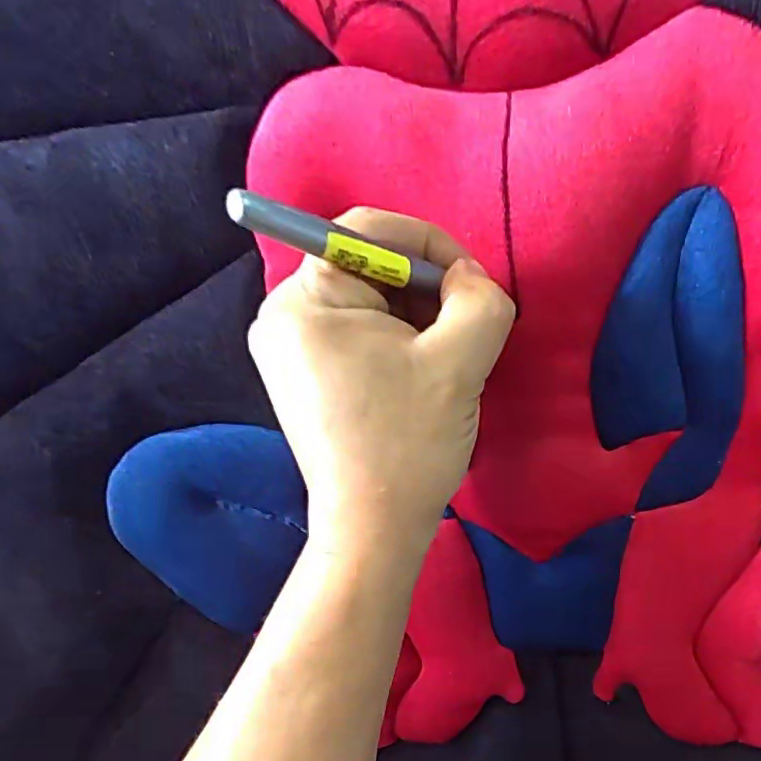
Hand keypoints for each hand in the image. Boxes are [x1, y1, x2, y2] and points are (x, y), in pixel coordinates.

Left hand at [248, 208, 516, 556]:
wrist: (373, 528)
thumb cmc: (408, 445)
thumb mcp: (458, 361)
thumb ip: (479, 298)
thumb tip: (467, 278)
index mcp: (303, 303)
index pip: (367, 231)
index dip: (429, 244)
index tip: (470, 284)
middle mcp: (281, 319)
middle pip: (366, 268)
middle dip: (425, 293)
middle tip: (462, 334)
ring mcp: (287, 353)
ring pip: (367, 305)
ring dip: (416, 323)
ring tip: (443, 367)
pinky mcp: (303, 380)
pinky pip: (357, 337)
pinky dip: (396, 346)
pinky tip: (417, 383)